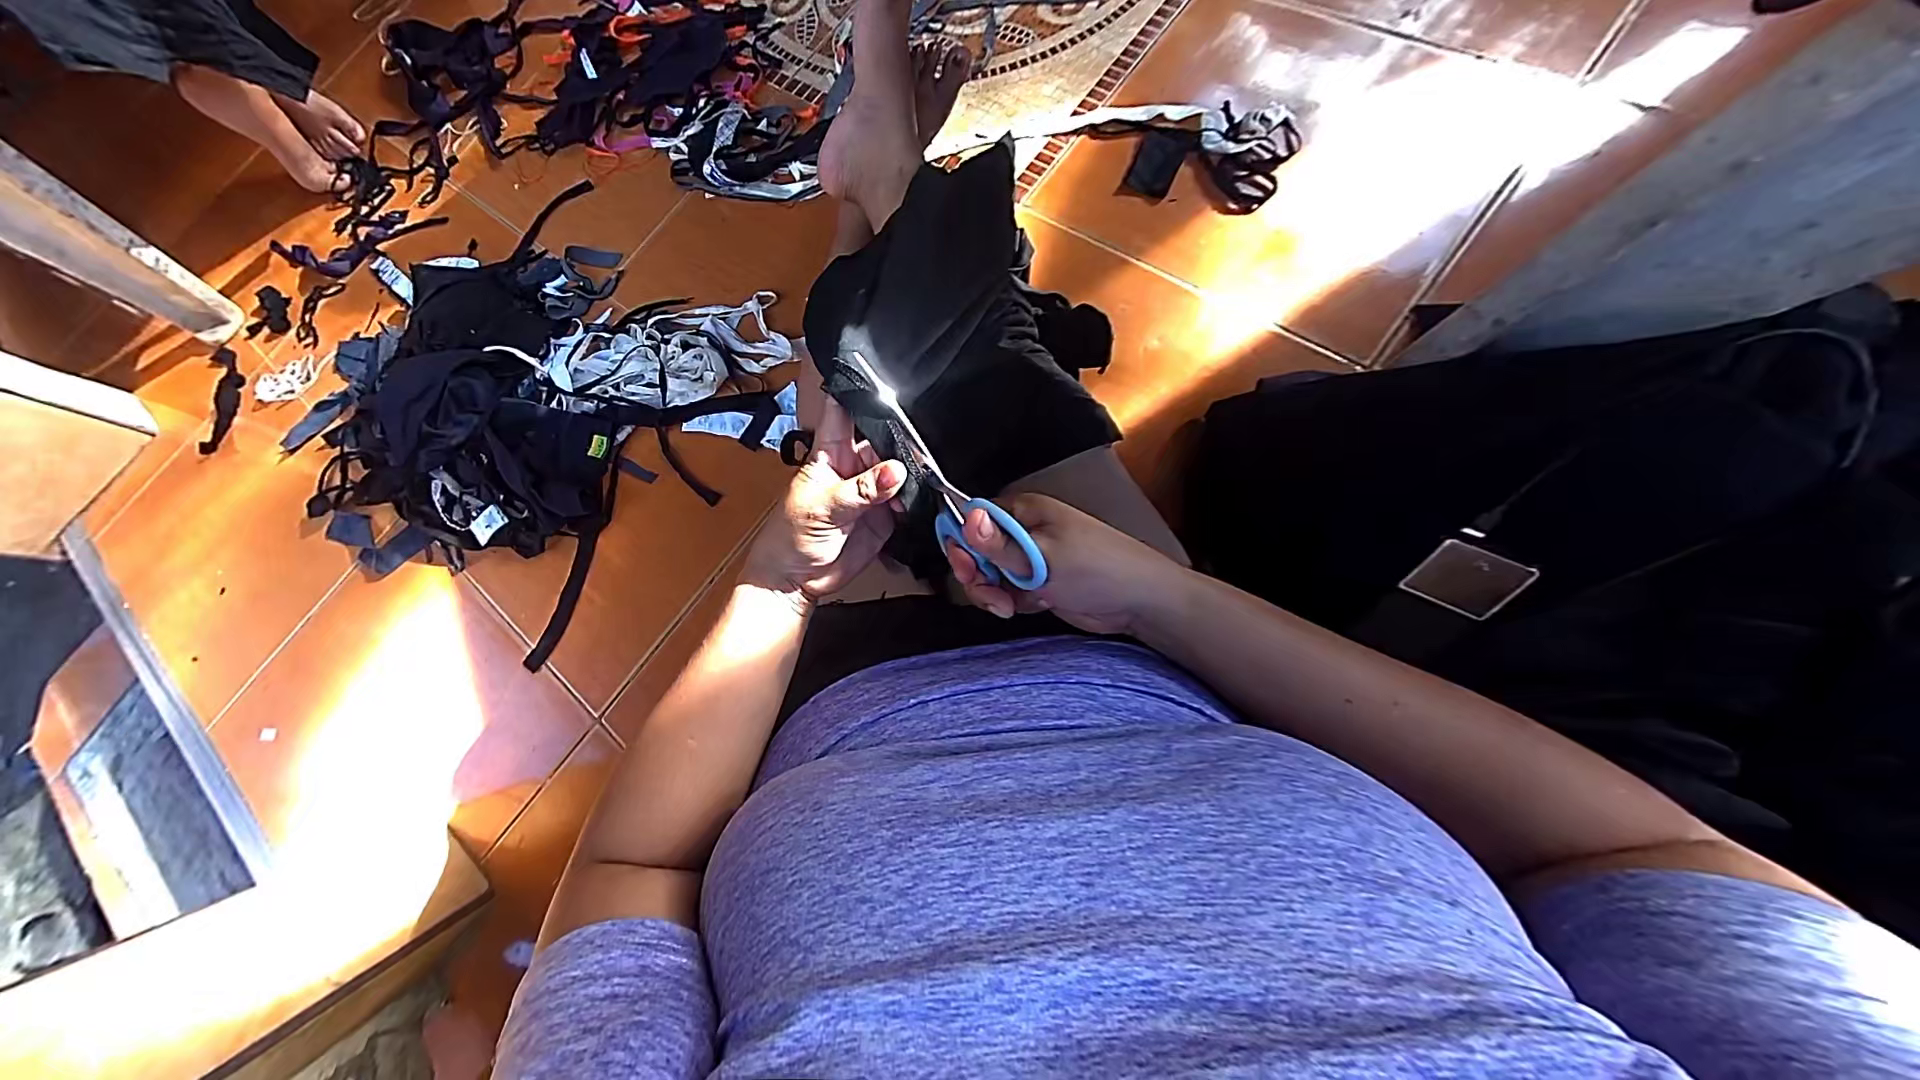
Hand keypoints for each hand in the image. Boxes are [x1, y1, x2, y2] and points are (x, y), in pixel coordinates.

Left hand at [744, 396, 905, 605]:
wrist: (796, 580)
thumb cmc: (789, 539)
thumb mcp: (822, 509)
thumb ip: (861, 490)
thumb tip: (895, 471)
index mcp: (830, 454)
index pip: (843, 412)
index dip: (858, 392)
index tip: (881, 380)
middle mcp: (853, 467)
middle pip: (883, 440)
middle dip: (901, 442)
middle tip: (915, 454)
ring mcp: (871, 490)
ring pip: (900, 469)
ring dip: (912, 472)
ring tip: (917, 480)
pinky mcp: (885, 514)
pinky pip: (908, 500)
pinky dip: (918, 498)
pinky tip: (919, 499)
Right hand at [944, 493, 1186, 635]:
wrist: (1138, 601)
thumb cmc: (1099, 569)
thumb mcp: (1043, 558)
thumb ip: (1000, 544)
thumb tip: (967, 517)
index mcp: (1024, 512)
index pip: (974, 519)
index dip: (962, 542)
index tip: (967, 566)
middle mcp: (1024, 531)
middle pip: (978, 550)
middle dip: (978, 575)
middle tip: (990, 590)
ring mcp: (1032, 558)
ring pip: (991, 575)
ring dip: (994, 593)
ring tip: (1010, 605)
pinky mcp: (1038, 582)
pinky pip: (1009, 591)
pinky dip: (1011, 602)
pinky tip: (1028, 606)